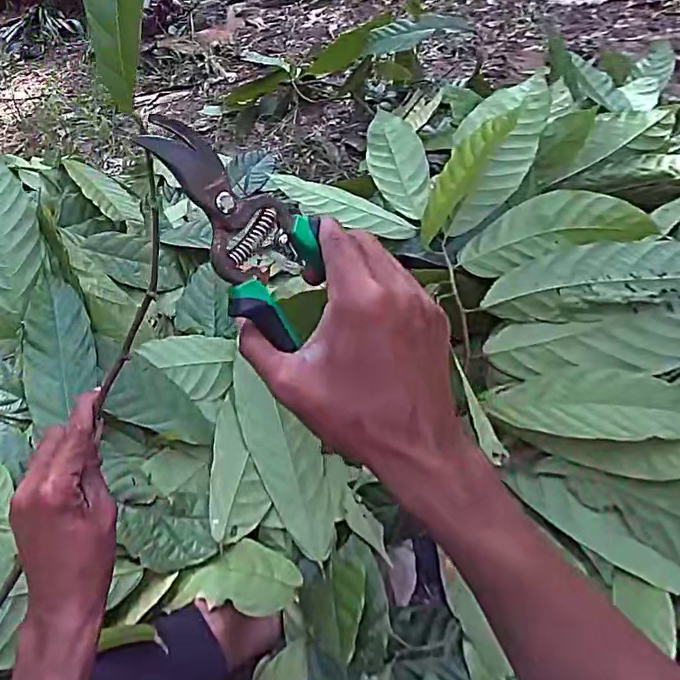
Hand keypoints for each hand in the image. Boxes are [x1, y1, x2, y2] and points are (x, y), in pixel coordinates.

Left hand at [10, 391, 116, 638]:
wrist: (59, 606)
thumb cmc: (92, 563)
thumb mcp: (103, 512)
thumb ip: (92, 470)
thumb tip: (90, 439)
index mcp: (55, 489)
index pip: (71, 437)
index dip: (84, 412)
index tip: (95, 392)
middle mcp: (29, 486)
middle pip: (53, 438)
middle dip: (75, 434)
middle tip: (97, 446)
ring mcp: (18, 496)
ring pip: (43, 451)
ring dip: (63, 449)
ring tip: (84, 469)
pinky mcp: (15, 506)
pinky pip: (36, 469)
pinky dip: (53, 465)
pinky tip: (69, 482)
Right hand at [238, 220, 473, 487]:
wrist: (418, 447)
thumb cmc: (353, 416)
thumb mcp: (290, 383)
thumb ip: (257, 346)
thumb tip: (244, 321)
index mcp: (358, 299)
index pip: (338, 239)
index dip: (316, 232)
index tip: (300, 243)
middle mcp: (394, 290)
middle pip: (362, 241)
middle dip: (334, 246)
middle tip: (313, 274)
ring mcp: (420, 302)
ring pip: (385, 258)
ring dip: (359, 263)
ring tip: (339, 294)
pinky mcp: (434, 317)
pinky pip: (404, 280)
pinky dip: (382, 281)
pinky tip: (368, 312)